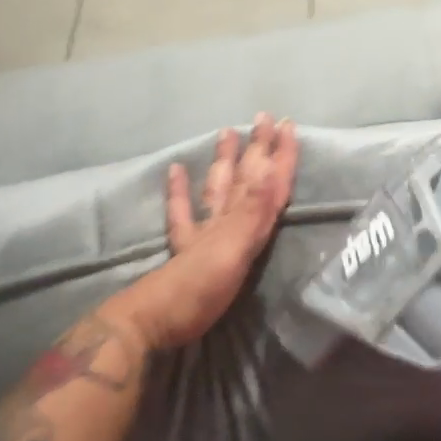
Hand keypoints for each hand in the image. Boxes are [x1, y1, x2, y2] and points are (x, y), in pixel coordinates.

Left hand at [121, 114, 298, 349]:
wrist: (152, 321)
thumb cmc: (200, 291)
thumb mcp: (235, 251)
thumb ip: (254, 213)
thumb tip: (273, 172)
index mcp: (240, 223)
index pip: (266, 184)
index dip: (279, 157)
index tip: (287, 125)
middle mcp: (222, 222)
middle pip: (244, 179)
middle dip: (257, 150)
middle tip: (263, 118)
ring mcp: (201, 235)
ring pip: (216, 189)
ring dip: (224, 161)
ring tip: (227, 133)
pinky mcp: (184, 251)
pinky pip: (181, 213)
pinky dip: (179, 190)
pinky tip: (175, 170)